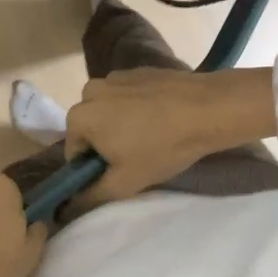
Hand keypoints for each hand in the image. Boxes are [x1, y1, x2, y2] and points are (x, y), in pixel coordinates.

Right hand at [63, 67, 276, 215]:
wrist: (209, 108)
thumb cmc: (162, 147)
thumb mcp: (125, 182)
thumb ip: (91, 196)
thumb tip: (68, 206)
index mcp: (79, 116)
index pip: (76, 153)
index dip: (95, 168)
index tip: (121, 172)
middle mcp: (90, 90)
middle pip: (91, 128)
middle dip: (107, 144)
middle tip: (137, 156)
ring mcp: (116, 76)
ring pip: (109, 111)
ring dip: (122, 124)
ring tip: (152, 136)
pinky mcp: (139, 70)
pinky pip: (128, 96)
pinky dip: (138, 108)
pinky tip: (162, 117)